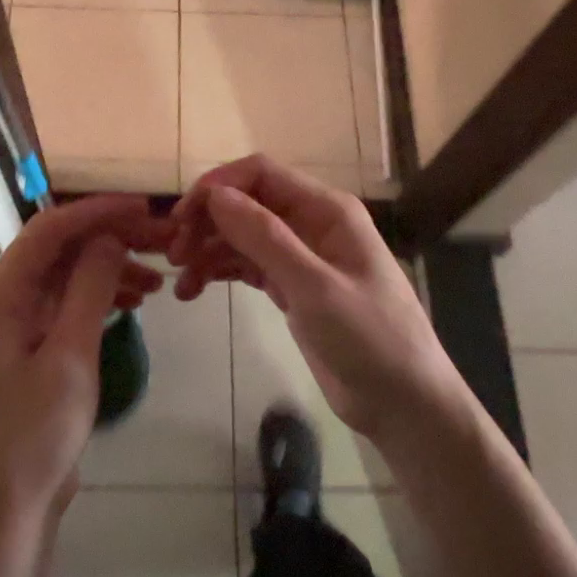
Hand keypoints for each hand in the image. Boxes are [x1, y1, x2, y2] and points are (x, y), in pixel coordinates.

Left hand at [0, 196, 171, 528]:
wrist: (9, 505)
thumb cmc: (37, 433)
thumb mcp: (71, 356)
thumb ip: (90, 288)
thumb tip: (109, 236)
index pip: (48, 230)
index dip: (98, 212)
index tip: (145, 209)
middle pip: (56, 250)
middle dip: (108, 240)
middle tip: (162, 242)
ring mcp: (8, 325)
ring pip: (62, 277)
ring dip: (106, 270)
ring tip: (156, 280)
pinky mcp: (24, 347)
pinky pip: (62, 305)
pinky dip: (96, 298)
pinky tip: (133, 302)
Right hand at [166, 156, 466, 439]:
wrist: (402, 402)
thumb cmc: (370, 339)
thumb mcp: (315, 288)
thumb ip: (266, 238)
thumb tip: (216, 195)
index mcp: (327, 210)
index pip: (261, 174)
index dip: (218, 186)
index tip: (182, 218)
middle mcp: (312, 224)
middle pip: (247, 203)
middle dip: (207, 222)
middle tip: (173, 255)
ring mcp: (301, 257)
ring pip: (242, 236)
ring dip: (208, 250)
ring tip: (181, 282)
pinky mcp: (292, 289)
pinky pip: (247, 267)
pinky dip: (219, 273)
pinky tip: (194, 291)